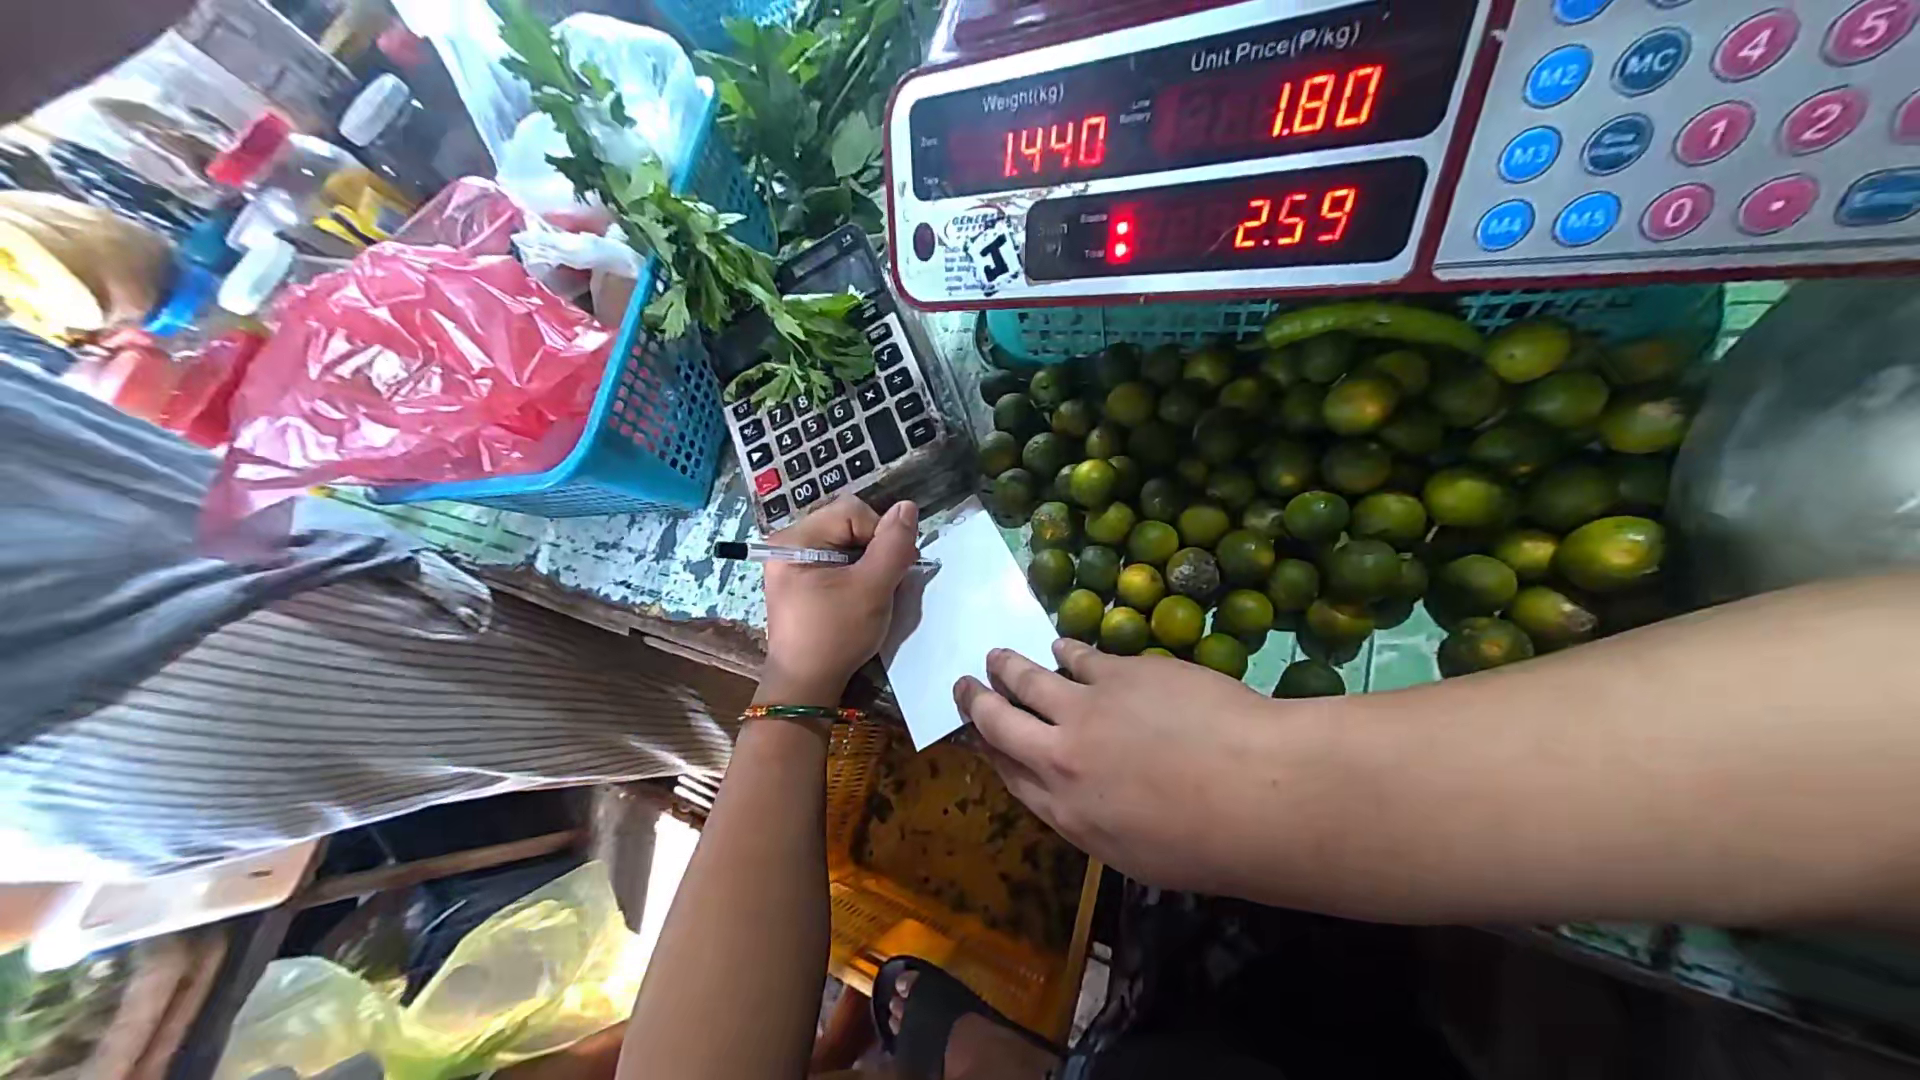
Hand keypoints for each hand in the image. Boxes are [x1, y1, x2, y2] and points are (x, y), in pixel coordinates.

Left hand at [760, 495, 920, 704]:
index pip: (852, 511)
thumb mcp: (872, 588)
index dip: (881, 533)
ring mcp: (793, 563)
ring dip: (869, 563)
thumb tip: (907, 506)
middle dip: (875, 548)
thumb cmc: (836, 635)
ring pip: (846, 543)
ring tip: (874, 592)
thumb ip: (893, 545)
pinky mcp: (801, 582)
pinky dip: (856, 574)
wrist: (806, 686)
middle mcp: (789, 544)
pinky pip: (837, 561)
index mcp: (796, 539)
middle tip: (888, 581)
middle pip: (848, 524)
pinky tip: (860, 597)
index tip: (895, 568)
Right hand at [955, 640, 1346, 897]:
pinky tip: (1061, 642)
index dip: (989, 747)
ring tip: (997, 655)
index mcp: (1065, 809)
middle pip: (999, 722)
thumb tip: (1080, 794)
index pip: (1009, 771)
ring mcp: (1084, 708)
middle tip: (964, 686)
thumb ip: (1093, 818)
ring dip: (1007, 665)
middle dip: (975, 701)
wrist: (1257, 792)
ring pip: (1027, 679)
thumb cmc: (1209, 846)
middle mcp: (1059, 757)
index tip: (978, 734)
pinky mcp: (1117, 673)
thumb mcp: (1136, 854)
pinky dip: (1064, 648)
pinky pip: (1078, 654)